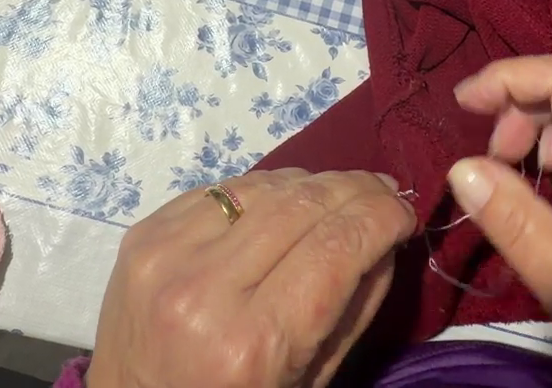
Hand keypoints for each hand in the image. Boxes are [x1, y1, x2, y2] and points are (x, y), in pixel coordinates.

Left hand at [88, 168, 414, 387]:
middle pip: (305, 205)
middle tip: (384, 190)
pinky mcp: (146, 230)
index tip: (405, 210)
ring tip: (340, 193)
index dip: (381, 217)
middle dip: (356, 189)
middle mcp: (205, 289)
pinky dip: (266, 189)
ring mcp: (168, 253)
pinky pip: (226, 187)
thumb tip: (384, 235)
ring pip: (268, 184)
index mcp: (251, 345)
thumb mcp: (307, 384)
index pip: (338, 248)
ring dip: (315, 183)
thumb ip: (352, 308)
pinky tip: (284, 201)